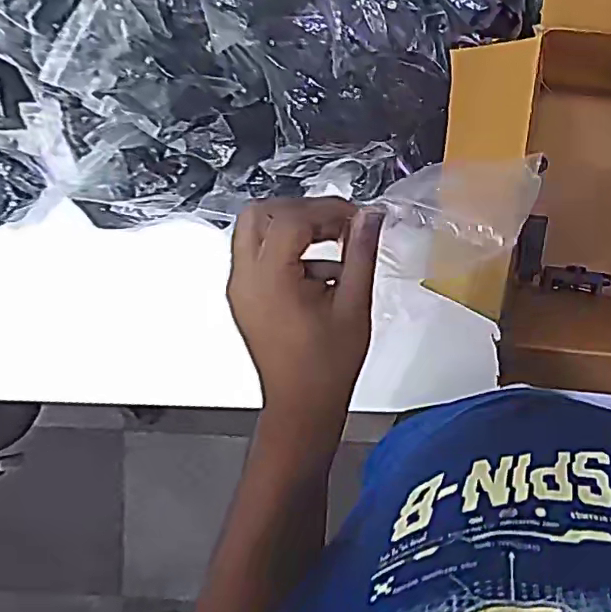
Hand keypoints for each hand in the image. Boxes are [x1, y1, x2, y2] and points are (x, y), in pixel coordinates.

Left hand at [227, 197, 383, 428]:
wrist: (303, 402)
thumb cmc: (328, 362)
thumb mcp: (354, 302)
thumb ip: (361, 254)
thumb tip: (369, 218)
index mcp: (268, 279)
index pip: (291, 218)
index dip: (328, 209)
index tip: (358, 216)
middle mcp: (244, 279)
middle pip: (261, 214)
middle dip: (305, 210)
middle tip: (341, 222)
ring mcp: (241, 288)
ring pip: (256, 232)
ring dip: (296, 228)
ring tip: (337, 244)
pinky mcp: (246, 297)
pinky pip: (260, 255)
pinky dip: (291, 250)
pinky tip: (326, 272)